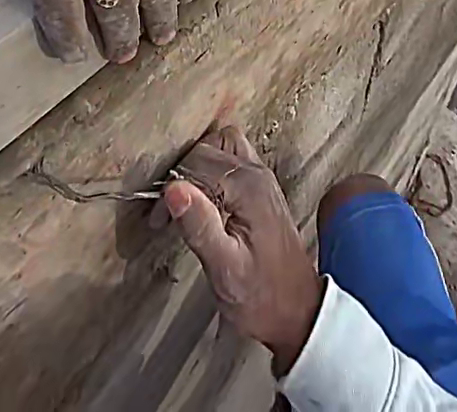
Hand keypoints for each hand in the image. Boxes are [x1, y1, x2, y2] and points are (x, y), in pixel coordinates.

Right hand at [159, 126, 322, 375]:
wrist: (298, 312)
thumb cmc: (260, 297)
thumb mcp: (225, 270)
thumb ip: (199, 226)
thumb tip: (172, 189)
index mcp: (248, 188)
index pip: (197, 164)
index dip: (171, 188)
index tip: (158, 220)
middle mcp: (257, 173)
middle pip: (208, 149)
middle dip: (181, 174)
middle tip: (166, 213)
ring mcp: (262, 176)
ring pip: (222, 144)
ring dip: (198, 163)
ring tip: (184, 198)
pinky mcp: (262, 185)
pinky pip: (233, 156)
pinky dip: (213, 165)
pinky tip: (204, 195)